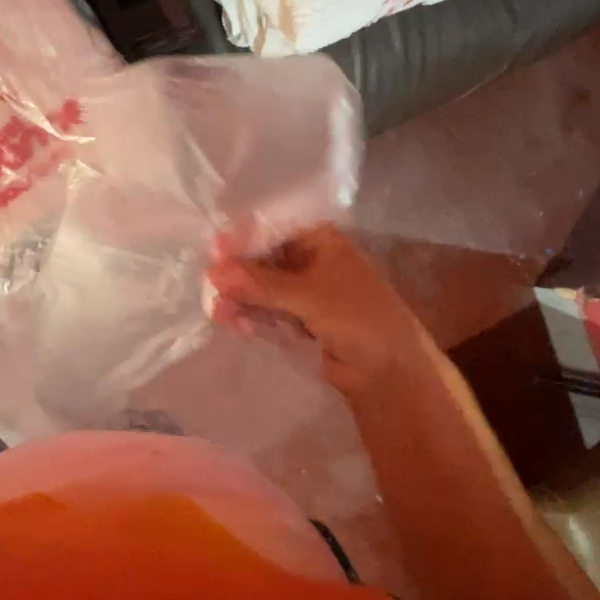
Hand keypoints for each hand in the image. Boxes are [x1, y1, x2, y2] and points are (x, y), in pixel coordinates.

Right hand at [207, 225, 417, 397]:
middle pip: (263, 259)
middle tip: (209, 283)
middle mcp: (310, 261)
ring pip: (261, 287)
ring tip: (218, 310)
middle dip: (237, 271)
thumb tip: (212, 271)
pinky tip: (232, 322)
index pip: (274, 228)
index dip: (244, 237)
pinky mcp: (297, 321)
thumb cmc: (359, 318)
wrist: (390, 371)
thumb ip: (260, 283)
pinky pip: (265, 311)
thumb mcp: (309, 296)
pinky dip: (249, 315)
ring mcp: (303, 293)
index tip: (214, 250)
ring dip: (239, 296)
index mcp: (321, 241)